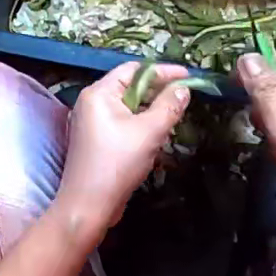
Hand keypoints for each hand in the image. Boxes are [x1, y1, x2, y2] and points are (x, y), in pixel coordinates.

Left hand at [54, 62, 192, 238]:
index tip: (188, 75)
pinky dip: (140, 124)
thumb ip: (169, 106)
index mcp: (99, 93)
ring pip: (128, 106)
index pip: (133, 69)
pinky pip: (122, 122)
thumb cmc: (117, 163)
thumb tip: (183, 88)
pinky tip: (157, 135)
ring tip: (174, 116)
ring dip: (151, 110)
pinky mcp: (95, 139)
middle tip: (184, 96)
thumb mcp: (149, 132)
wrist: (87, 206)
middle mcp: (91, 102)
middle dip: (158, 91)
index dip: (162, 71)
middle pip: (130, 86)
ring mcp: (91, 122)